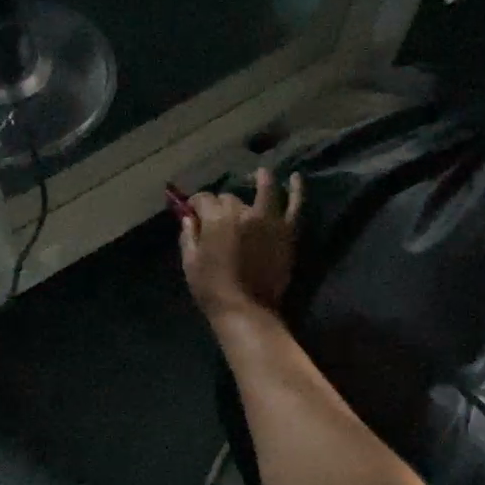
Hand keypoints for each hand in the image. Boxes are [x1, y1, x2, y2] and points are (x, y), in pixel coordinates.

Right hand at [180, 168, 302, 321]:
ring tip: (258, 173)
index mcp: (216, 219)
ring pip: (263, 191)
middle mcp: (243, 212)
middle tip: (220, 217)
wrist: (246, 310)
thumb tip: (188, 217)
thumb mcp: (190, 263)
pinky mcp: (287, 231)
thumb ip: (188, 236)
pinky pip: (294, 205)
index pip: (203, 199)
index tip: (193, 212)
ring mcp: (268, 220)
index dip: (196, 204)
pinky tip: (294, 178)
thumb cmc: (211, 289)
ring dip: (260, 180)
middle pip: (230, 198)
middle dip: (222, 203)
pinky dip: (296, 190)